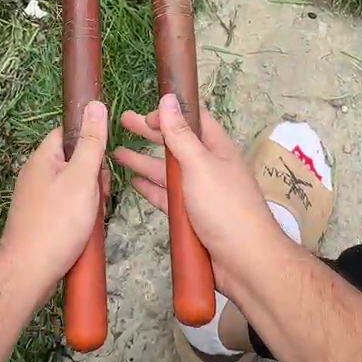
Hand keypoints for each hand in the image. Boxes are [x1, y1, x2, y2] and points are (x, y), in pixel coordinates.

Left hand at [0, 100, 108, 306]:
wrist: (28, 274)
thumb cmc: (57, 222)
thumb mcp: (82, 177)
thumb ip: (91, 141)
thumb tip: (95, 104)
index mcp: (42, 157)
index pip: (68, 132)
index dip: (89, 143)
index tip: (100, 163)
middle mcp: (35, 174)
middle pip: (74, 161)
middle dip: (93, 177)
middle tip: (98, 196)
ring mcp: (35, 199)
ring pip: (73, 187)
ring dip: (89, 199)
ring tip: (91, 219)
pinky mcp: (38, 220)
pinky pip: (65, 208)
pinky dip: (79, 216)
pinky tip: (84, 232)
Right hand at [113, 93, 294, 294]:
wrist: (245, 263)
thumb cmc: (225, 207)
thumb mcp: (200, 164)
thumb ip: (180, 134)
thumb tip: (168, 99)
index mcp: (216, 147)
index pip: (193, 119)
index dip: (171, 112)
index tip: (147, 113)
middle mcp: (208, 166)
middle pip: (176, 143)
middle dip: (151, 133)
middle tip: (123, 121)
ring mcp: (198, 193)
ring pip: (167, 171)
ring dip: (144, 161)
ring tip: (117, 153)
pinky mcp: (190, 217)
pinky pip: (166, 197)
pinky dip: (150, 188)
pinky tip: (133, 182)